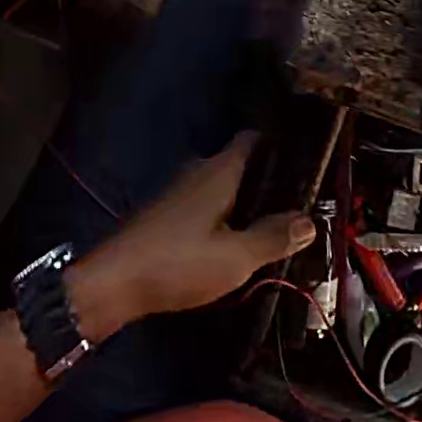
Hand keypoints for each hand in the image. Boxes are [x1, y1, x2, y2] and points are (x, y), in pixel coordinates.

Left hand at [67, 132, 315, 340]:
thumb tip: (310, 221)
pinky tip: (232, 239)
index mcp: (220, 170)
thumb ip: (273, 237)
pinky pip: (205, 201)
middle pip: (240, 163)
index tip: (303, 161)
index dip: (279, 144)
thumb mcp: (235, 258)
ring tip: (269, 224)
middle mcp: (200, 169)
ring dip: (243, 200)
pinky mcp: (166, 211)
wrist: (111, 283)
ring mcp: (179, 189)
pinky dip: (223, 213)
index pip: (253, 138)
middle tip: (294, 202)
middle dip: (266, 179)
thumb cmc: (178, 263)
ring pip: (222, 184)